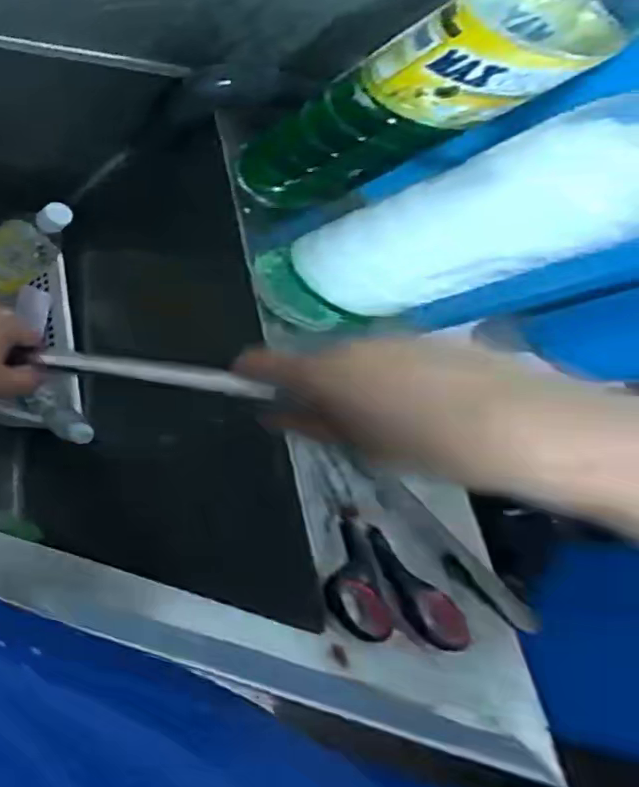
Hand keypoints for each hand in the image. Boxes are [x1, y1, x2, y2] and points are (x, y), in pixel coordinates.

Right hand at [234, 338, 638, 532]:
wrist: (546, 433)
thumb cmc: (434, 446)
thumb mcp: (360, 445)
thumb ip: (309, 424)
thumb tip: (275, 412)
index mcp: (320, 369)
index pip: (257, 361)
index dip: (245, 375)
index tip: (240, 387)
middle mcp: (350, 344)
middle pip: (311, 358)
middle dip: (311, 382)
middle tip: (327, 418)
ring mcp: (397, 339)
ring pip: (356, 356)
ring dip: (355, 379)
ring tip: (386, 416)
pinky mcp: (440, 341)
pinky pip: (398, 357)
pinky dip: (397, 376)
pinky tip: (429, 406)